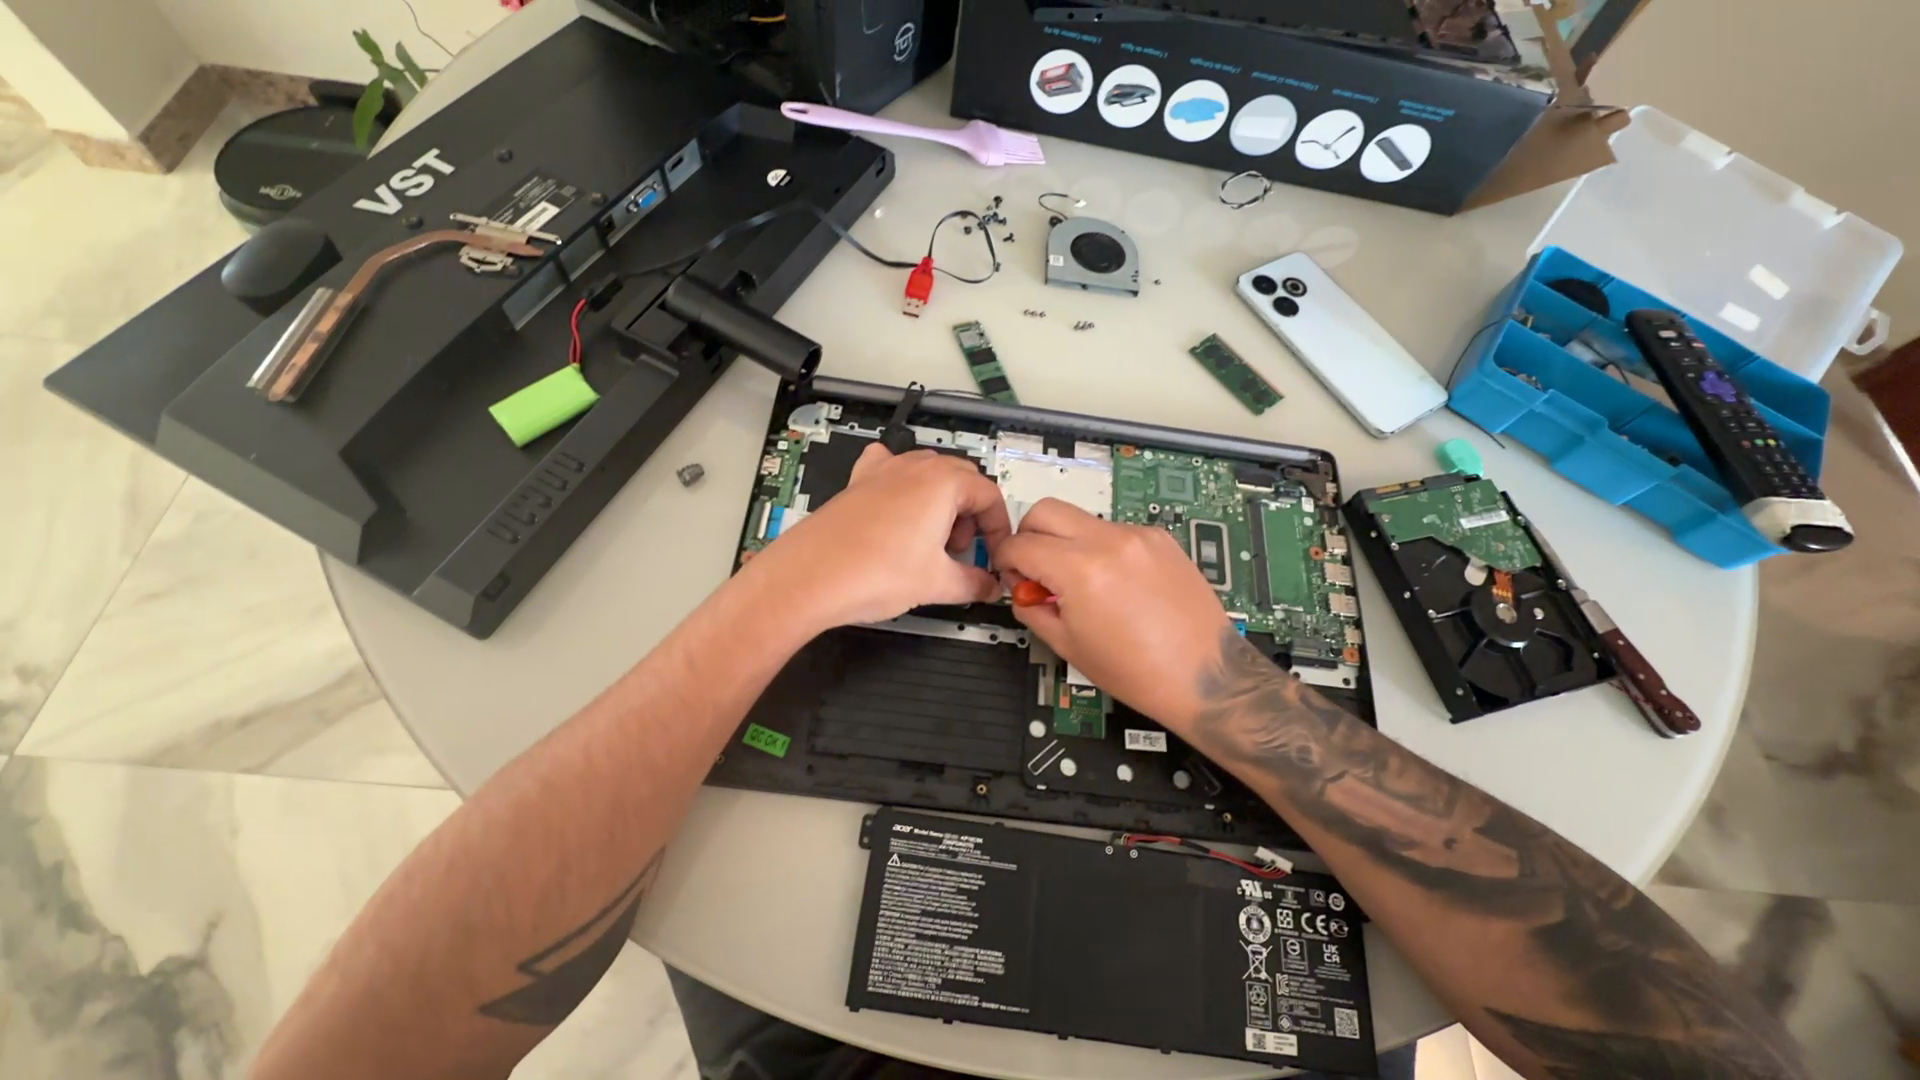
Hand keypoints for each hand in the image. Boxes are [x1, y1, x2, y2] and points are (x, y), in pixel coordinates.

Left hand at [747, 444, 1011, 631]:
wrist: (811, 577)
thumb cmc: (875, 573)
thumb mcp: (937, 584)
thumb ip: (973, 583)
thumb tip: (988, 587)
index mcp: (943, 482)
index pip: (990, 495)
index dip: (998, 528)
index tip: (995, 555)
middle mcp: (914, 467)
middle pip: (962, 479)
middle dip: (971, 515)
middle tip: (962, 553)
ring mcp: (883, 470)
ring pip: (928, 473)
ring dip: (940, 502)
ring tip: (930, 542)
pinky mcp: (857, 483)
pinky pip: (888, 469)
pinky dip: (901, 485)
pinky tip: (897, 511)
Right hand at [991, 498, 1229, 735]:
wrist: (1204, 675)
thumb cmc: (1138, 671)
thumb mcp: (1067, 646)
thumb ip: (1033, 609)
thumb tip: (1021, 588)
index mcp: (1080, 570)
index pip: (1020, 544)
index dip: (1004, 561)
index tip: (1010, 576)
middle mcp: (1109, 541)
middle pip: (1045, 510)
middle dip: (1029, 536)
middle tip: (1034, 569)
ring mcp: (1138, 535)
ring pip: (1082, 519)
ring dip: (1067, 542)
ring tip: (1079, 583)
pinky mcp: (1160, 539)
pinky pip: (1115, 531)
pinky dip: (1101, 548)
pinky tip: (1112, 583)